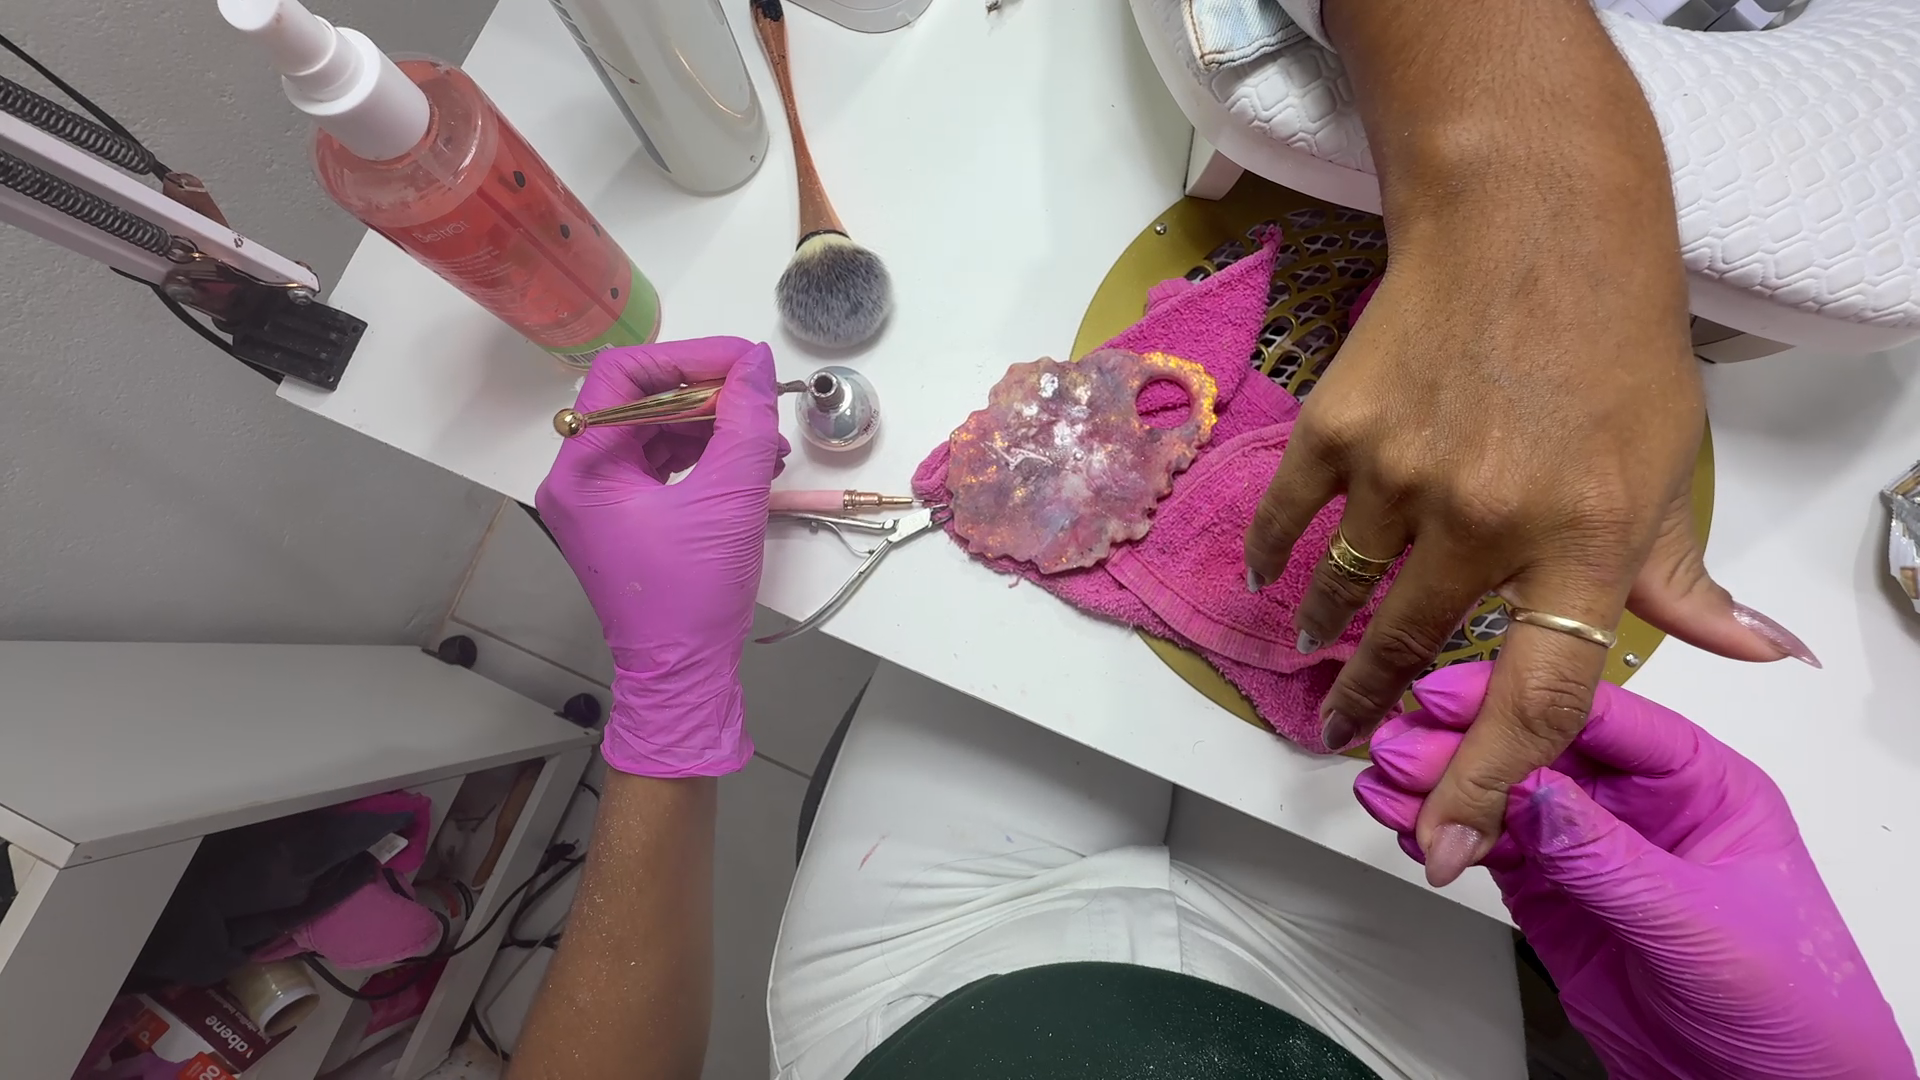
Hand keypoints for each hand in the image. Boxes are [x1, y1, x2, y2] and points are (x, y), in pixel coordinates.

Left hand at [536, 337, 787, 777]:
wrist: (684, 673)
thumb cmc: (694, 595)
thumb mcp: (728, 502)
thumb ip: (744, 423)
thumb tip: (754, 362)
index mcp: (585, 470)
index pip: (624, 377)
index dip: (687, 358)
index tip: (744, 362)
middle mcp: (583, 478)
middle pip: (643, 403)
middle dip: (709, 398)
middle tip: (761, 403)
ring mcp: (606, 502)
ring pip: (659, 434)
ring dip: (715, 429)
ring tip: (767, 444)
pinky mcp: (632, 520)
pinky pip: (668, 467)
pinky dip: (709, 458)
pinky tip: (751, 465)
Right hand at [1245, 0, 1818, 884]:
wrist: (1524, 227)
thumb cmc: (1607, 341)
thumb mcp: (1666, 455)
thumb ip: (1675, 566)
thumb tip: (1742, 651)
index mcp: (1583, 536)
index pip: (1536, 691)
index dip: (1485, 781)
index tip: (1434, 841)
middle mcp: (1484, 516)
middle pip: (1405, 645)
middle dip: (1369, 703)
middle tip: (1345, 733)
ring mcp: (1396, 472)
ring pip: (1341, 583)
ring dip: (1325, 627)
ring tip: (1314, 645)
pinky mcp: (1335, 431)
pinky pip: (1287, 518)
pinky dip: (1274, 555)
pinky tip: (1271, 575)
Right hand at [1354, 664, 1913, 1079]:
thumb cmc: (1786, 1014)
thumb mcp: (1698, 927)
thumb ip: (1606, 855)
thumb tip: (1526, 787)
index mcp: (1689, 779)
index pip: (1592, 713)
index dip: (1514, 698)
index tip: (1442, 696)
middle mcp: (1622, 791)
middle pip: (1521, 743)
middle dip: (1452, 748)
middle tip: (1395, 757)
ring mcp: (1571, 830)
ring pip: (1485, 786)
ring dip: (1427, 786)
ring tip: (1380, 794)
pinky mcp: (1534, 870)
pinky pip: (1472, 835)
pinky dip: (1431, 829)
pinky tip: (1403, 827)